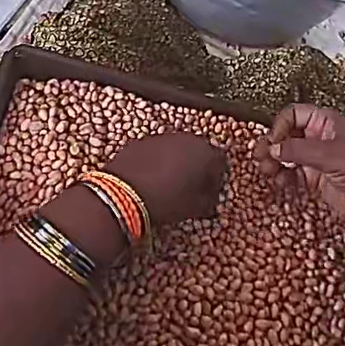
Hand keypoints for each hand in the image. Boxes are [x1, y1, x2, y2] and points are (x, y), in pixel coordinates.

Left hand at [102, 132, 227, 227]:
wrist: (123, 193)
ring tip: (169, 183)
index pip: (220, 161)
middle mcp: (186, 139)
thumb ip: (209, 199)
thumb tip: (210, 197)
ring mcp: (161, 138)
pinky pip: (156, 150)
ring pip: (176, 148)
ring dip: (177, 162)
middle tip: (192, 186)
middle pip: (198, 150)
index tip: (210, 191)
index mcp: (204, 153)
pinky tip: (151, 178)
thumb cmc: (167, 200)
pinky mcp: (141, 142)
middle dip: (197, 166)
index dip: (216, 177)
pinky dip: (157, 161)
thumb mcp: (195, 208)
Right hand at [251, 104, 344, 223]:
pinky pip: (292, 173)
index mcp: (326, 122)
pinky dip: (283, 177)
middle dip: (272, 145)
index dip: (281, 125)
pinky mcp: (316, 179)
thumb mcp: (331, 154)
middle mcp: (319, 137)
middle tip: (259, 158)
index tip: (274, 141)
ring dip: (274, 162)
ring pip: (286, 155)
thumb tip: (272, 148)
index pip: (294, 114)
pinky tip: (280, 183)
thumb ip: (298, 150)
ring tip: (267, 173)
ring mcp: (317, 158)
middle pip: (286, 134)